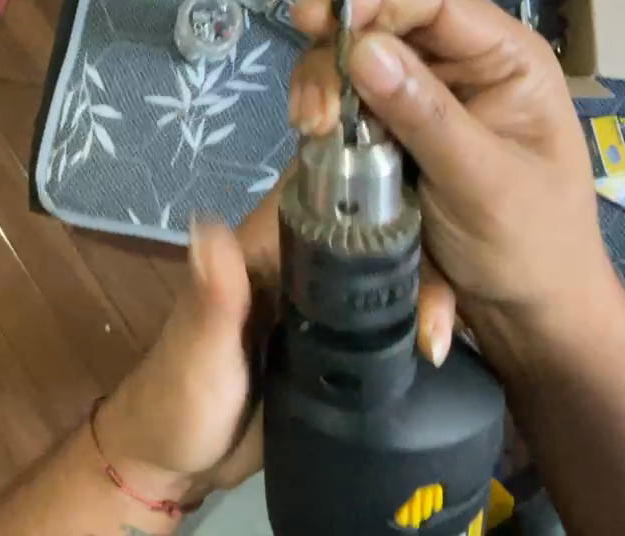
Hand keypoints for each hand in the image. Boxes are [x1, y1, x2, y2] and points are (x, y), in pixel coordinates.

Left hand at [98, 196, 457, 501]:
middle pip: (371, 225)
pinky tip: (446, 343)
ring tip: (441, 337)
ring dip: (423, 290)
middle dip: (417, 247)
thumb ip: (211, 293)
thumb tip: (209, 222)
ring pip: (387, 269)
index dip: (368, 162)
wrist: (182, 462)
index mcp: (268, 244)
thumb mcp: (197, 348)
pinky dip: (415, 321)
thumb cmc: (178, 394)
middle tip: (440, 306)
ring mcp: (325, 302)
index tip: (423, 171)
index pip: (323, 181)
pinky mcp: (342, 344)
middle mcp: (302, 261)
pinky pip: (387, 316)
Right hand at [288, 0, 618, 367]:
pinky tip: (318, 142)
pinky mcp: (392, 131)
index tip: (310, 17)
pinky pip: (348, 107)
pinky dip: (327, 120)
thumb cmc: (533, 245)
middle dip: (335, 59)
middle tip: (312, 113)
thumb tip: (361, 49)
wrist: (530, 316)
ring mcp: (422, 98)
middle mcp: (460, 66)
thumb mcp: (483, 180)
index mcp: (504, 58)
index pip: (432, 3)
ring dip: (325, 91)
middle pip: (380, 28)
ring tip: (312, 131)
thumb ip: (425, 114)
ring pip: (354, 66)